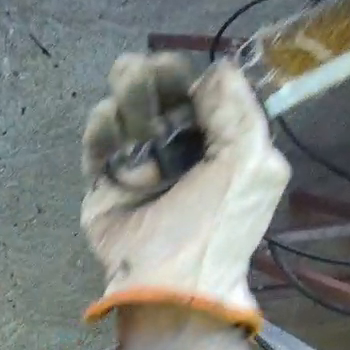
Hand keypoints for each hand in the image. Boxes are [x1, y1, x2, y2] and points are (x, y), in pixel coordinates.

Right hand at [79, 54, 289, 331]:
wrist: (168, 281)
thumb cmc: (216, 225)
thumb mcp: (252, 164)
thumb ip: (239, 109)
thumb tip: (217, 68)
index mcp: (219, 143)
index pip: (198, 91)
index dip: (186, 76)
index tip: (179, 76)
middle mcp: (177, 149)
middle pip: (155, 91)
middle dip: (149, 79)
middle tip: (144, 80)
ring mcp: (137, 164)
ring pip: (123, 108)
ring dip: (127, 104)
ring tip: (137, 130)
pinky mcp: (103, 181)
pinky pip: (96, 139)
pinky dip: (100, 128)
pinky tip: (112, 136)